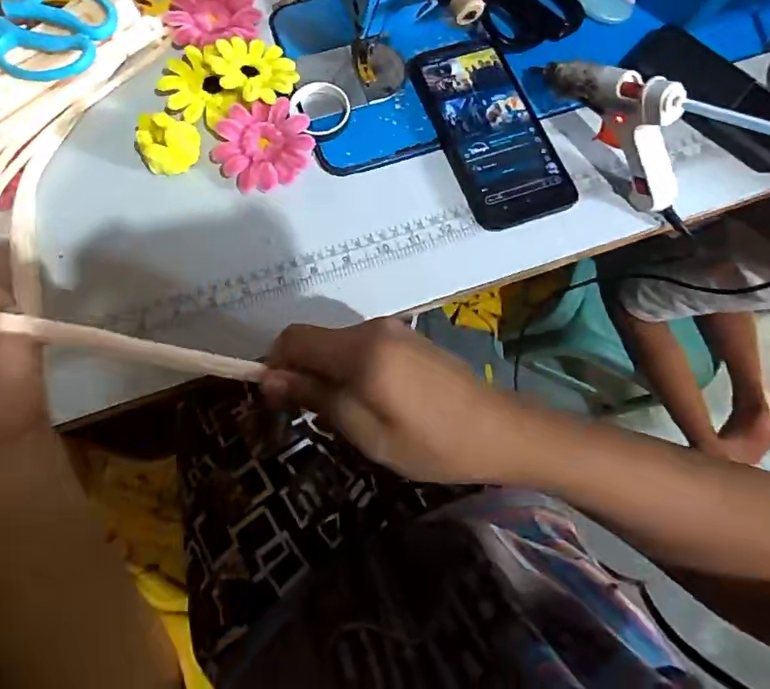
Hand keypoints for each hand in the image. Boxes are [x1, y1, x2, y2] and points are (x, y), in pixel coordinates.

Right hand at [261, 318, 527, 484]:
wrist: (499, 429)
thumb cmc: (432, 443)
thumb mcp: (368, 433)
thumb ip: (317, 399)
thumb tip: (269, 379)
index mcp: (361, 349)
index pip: (294, 338)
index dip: (274, 365)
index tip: (273, 402)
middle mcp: (372, 328)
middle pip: (314, 340)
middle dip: (298, 372)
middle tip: (303, 418)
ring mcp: (392, 329)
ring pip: (336, 344)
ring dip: (324, 373)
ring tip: (339, 417)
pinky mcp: (405, 337)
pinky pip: (359, 346)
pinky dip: (348, 368)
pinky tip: (367, 402)